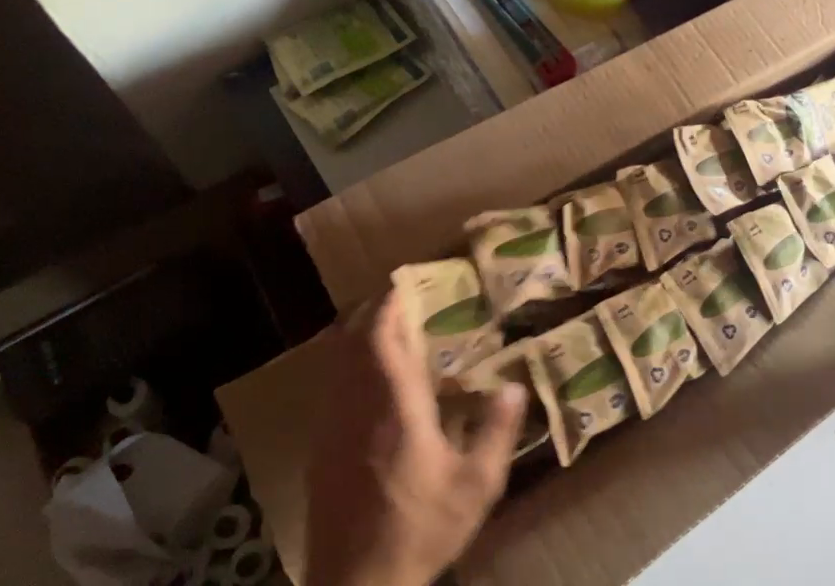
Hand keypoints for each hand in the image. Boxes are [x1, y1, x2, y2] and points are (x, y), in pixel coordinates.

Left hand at [304, 291, 526, 585]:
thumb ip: (496, 432)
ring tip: (391, 329)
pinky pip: (333, 384)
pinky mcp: (320, 445)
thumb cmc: (419, 528)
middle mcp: (357, 402)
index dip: (392, 299)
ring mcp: (332, 423)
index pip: (383, 332)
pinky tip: (373, 381)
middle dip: (376, 309)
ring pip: (338, 359)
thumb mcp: (475, 486)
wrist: (356, 581)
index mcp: (394, 403)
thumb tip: (514, 386)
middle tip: (406, 297)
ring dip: (360, 334)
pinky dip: (350, 364)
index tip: (410, 278)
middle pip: (354, 336)